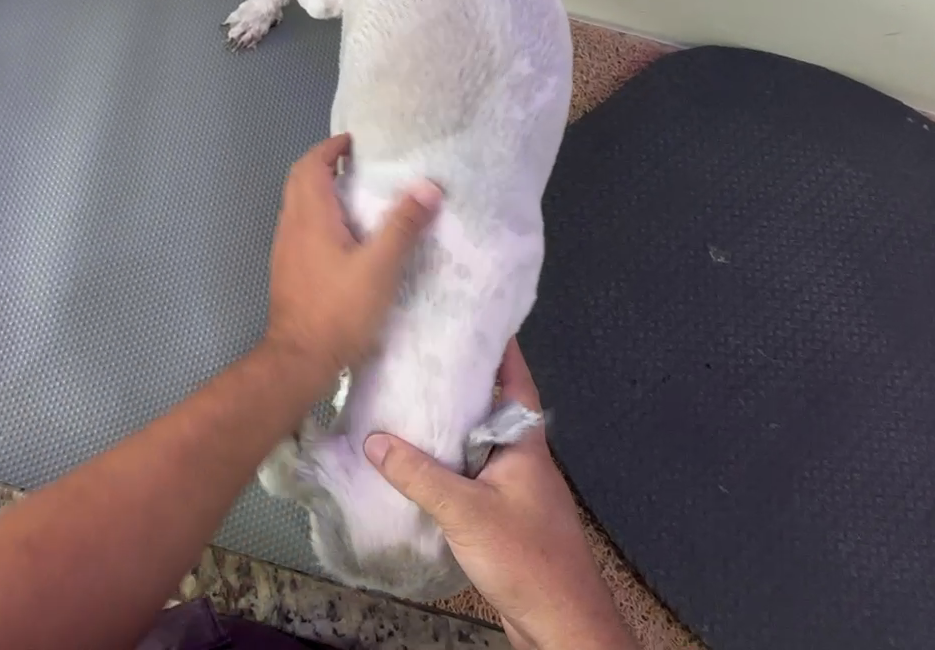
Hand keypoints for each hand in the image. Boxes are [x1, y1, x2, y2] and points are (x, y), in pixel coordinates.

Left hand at [261, 134, 440, 385]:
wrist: (299, 356)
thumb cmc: (339, 308)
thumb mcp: (380, 267)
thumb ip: (402, 226)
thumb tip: (427, 186)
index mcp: (310, 216)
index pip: (310, 165)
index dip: (329, 148)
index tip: (353, 142)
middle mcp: (291, 225)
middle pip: (299, 180)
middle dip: (323, 164)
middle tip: (355, 162)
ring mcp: (285, 247)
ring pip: (297, 204)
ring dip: (319, 189)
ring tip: (354, 193)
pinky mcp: (287, 268)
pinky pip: (299, 226)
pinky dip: (317, 214)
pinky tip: (343, 234)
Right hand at [364, 340, 634, 649]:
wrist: (563, 629)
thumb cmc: (527, 558)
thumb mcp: (466, 511)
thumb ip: (419, 475)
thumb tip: (372, 439)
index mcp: (524, 444)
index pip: (516, 382)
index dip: (501, 348)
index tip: (474, 316)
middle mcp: (521, 458)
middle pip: (490, 407)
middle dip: (460, 380)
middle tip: (420, 352)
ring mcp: (512, 488)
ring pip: (476, 441)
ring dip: (449, 423)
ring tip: (406, 397)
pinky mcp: (501, 515)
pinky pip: (468, 472)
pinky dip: (444, 459)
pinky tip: (414, 459)